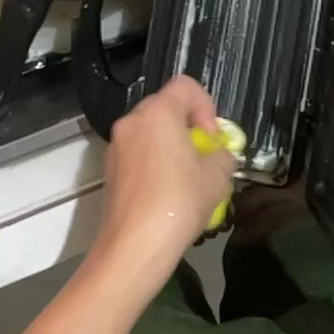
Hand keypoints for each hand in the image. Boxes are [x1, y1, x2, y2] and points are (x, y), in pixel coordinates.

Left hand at [91, 75, 237, 286]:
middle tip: (203, 157)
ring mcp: (117, 146)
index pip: (186, 86)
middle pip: (166, 107)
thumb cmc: (178, 202)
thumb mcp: (217, 177)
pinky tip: (167, 194)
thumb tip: (219, 156)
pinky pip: (138, 153)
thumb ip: (223, 156)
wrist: (134, 248)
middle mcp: (132, 121)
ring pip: (151, 132)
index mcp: (158, 112)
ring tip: (187, 178)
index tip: (211, 138)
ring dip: (171, 146)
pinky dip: (155, 162)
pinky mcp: (110, 170)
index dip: (206, 106)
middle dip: (188, 126)